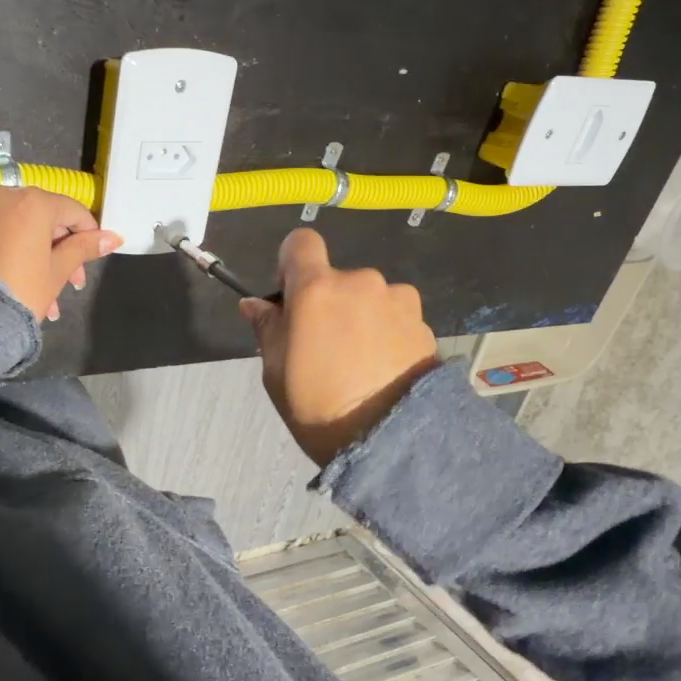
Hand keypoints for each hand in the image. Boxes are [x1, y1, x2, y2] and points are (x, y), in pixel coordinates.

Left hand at [0, 187, 120, 321]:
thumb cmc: (21, 290)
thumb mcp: (58, 271)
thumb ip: (84, 249)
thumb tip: (112, 237)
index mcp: (32, 202)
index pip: (72, 210)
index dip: (88, 234)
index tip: (91, 258)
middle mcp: (1, 196)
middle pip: (41, 217)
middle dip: (58, 250)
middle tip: (70, 283)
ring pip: (13, 229)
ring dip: (32, 255)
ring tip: (41, 295)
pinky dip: (2, 252)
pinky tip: (9, 282)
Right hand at [240, 229, 439, 466]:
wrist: (386, 437)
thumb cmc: (316, 404)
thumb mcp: (275, 370)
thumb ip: (268, 328)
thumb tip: (256, 305)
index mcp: (317, 289)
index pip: (301, 242)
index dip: (291, 264)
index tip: (289, 296)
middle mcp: (361, 281)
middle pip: (337, 278)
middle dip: (328, 303)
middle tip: (322, 346)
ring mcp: (398, 299)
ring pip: (369, 298)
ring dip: (361, 317)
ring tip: (357, 362)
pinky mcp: (423, 322)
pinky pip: (395, 317)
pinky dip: (386, 334)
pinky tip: (381, 368)